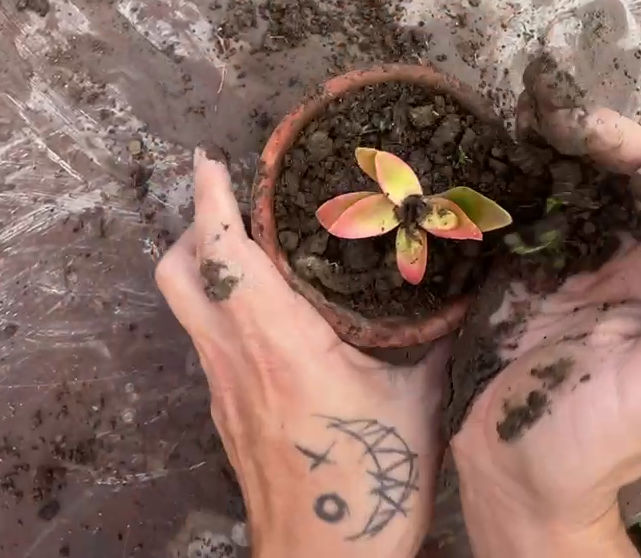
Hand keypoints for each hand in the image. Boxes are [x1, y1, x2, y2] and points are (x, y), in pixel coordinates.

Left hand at [155, 151, 450, 557]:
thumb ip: (435, 334)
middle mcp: (234, 356)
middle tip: (231, 197)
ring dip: (205, 261)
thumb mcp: (416, 398)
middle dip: (194, 223)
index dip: (210, 201)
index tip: (208, 161)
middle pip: (178, 272)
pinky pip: (207, 334)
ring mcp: (221, 386)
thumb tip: (462, 285)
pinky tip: (264, 305)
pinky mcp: (224, 409)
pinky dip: (221, 301)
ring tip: (249, 239)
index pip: (224, 255)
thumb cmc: (370, 480)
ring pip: (186, 304)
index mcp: (277, 341)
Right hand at [451, 64, 640, 556]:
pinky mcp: (540, 259)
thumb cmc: (593, 445)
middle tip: (575, 114)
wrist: (508, 473)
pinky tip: (521, 140)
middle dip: (621, 142)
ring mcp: (589, 258)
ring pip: (599, 180)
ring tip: (547, 110)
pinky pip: (549, 197)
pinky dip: (539, 164)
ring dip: (579, 141)